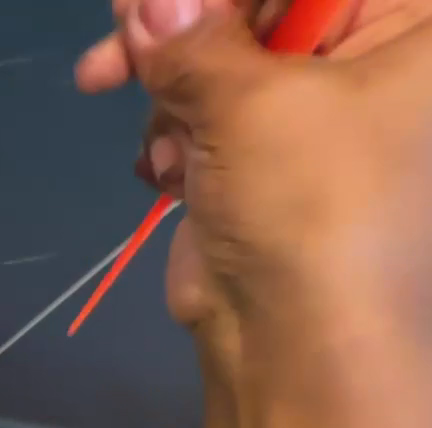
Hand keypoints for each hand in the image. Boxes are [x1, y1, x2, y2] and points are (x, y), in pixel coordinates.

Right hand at [78, 0, 431, 382]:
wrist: (289, 321)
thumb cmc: (311, 200)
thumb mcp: (251, 107)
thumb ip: (192, 46)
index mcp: (410, 19)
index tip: (144, 11)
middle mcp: (371, 49)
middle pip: (250, 14)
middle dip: (175, 46)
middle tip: (102, 70)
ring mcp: (310, 102)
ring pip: (209, 69)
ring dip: (169, 110)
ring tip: (170, 158)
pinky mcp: (256, 149)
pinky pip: (195, 117)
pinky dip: (170, 144)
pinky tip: (172, 175)